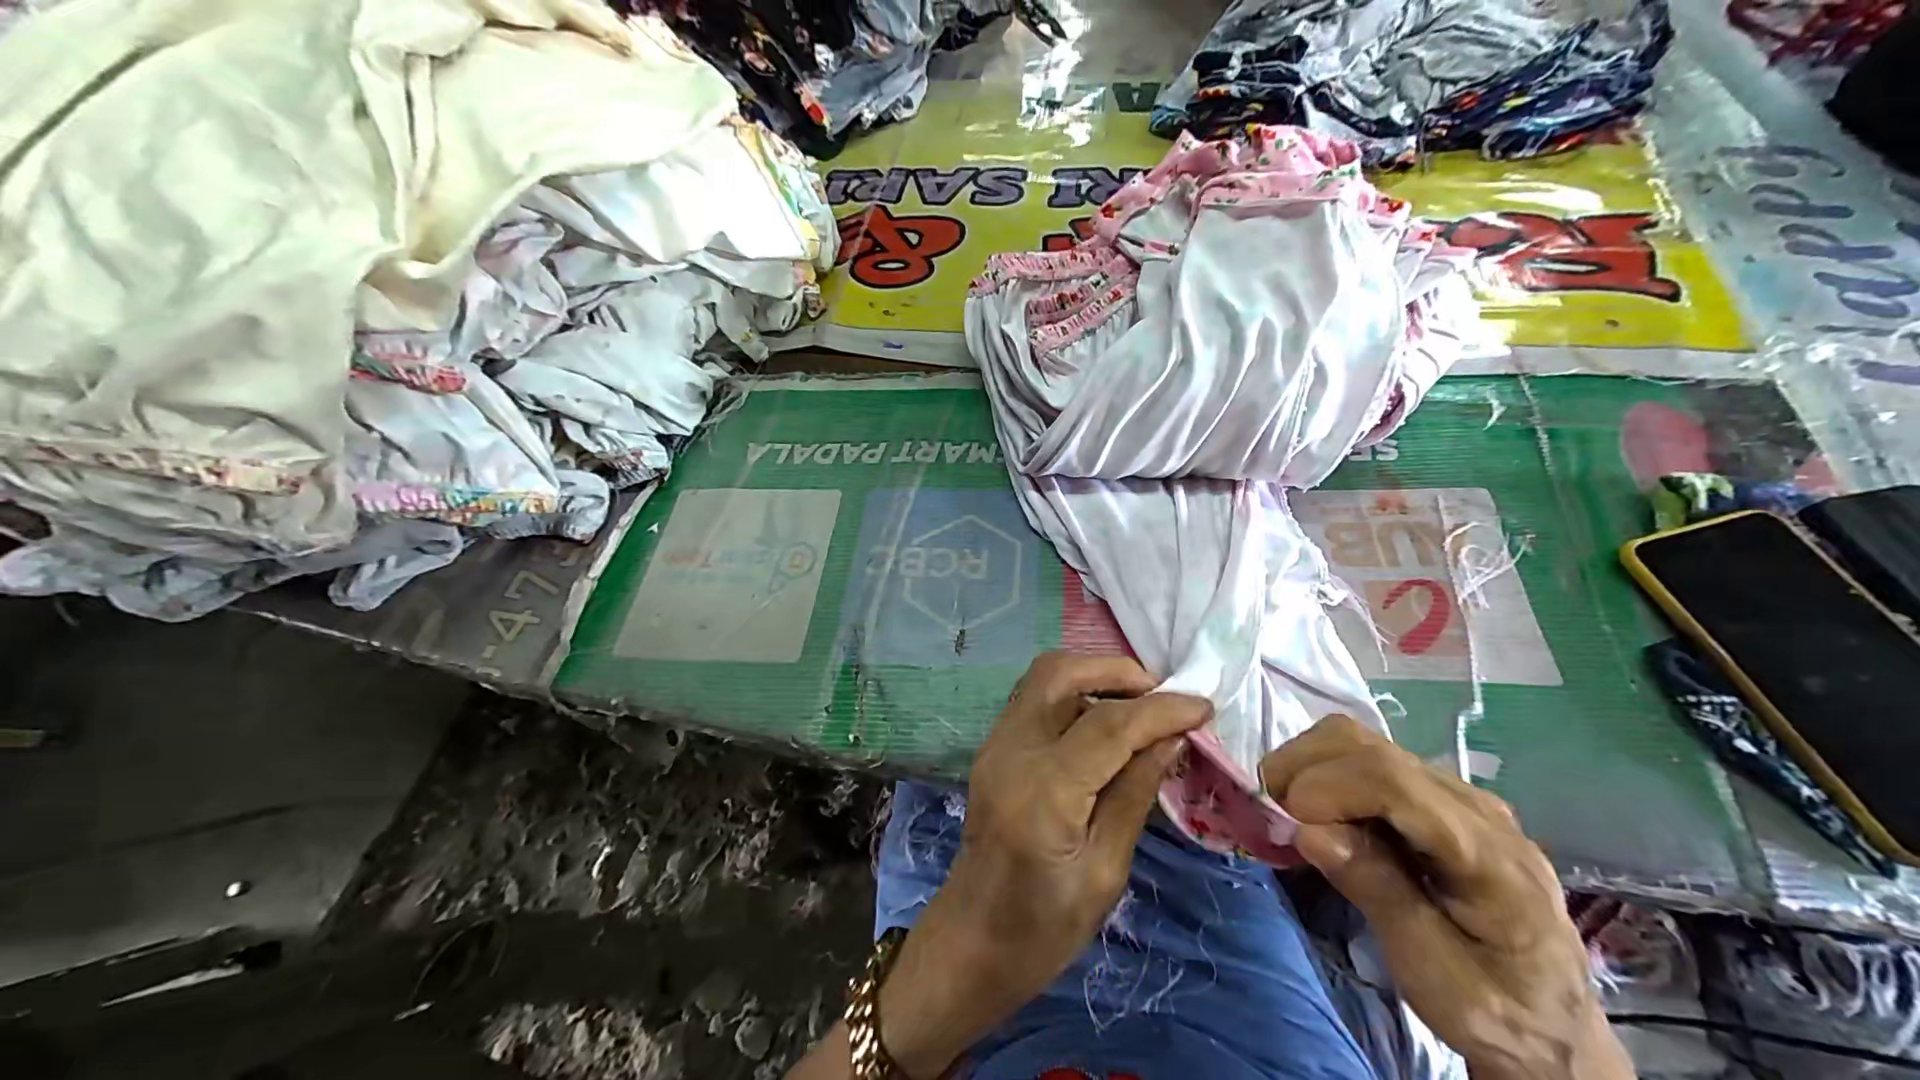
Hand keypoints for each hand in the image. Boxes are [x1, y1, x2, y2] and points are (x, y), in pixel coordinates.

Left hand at [879, 653, 1211, 1077]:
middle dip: (1118, 671)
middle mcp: (1011, 751)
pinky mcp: (992, 748)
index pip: (1108, 724)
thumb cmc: (1044, 928)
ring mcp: (994, 744)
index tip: (1204, 707)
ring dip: (1094, 674)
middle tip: (1163, 697)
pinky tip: (1105, 720)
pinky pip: (1034, 697)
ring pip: (1043, 676)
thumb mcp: (1105, 871)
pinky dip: (1074, 692)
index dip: (1161, 709)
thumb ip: (1134, 793)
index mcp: (1043, 792)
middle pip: (1060, 672)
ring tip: (1140, 705)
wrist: (972, 940)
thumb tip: (1171, 737)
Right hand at [1260, 715, 1631, 1079]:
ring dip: (1307, 767)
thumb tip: (1308, 829)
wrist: (1556, 1030)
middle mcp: (1475, 808)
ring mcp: (1456, 796)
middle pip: (1368, 746)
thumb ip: (1381, 896)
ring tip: (1290, 815)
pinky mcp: (1435, 798)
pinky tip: (1319, 817)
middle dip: (1303, 770)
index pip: (1393, 781)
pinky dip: (1323, 774)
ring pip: (1359, 741)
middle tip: (1274, 819)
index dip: (1325, 789)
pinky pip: (1364, 760)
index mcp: (1489, 856)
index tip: (1290, 828)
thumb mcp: (1438, 979)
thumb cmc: (1497, 1014)